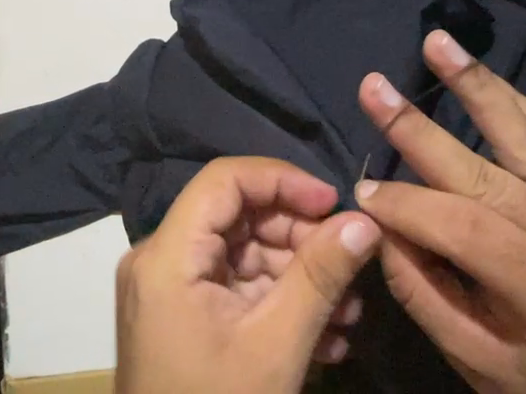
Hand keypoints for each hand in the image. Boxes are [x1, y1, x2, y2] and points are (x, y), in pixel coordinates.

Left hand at [116, 156, 381, 393]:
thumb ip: (319, 276)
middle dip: (298, 237)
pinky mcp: (184, 318)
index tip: (332, 202)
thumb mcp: (276, 345)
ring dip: (298, 277)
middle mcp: (160, 260)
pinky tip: (327, 336)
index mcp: (167, 254)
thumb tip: (364, 221)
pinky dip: (278, 302)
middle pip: (237, 217)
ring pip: (243, 255)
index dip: (282, 180)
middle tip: (350, 266)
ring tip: (348, 314)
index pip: (224, 180)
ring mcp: (171, 291)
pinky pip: (235, 290)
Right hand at [356, 30, 525, 393]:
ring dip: (477, 84)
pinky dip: (512, 101)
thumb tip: (378, 226)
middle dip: (421, 129)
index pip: (468, 230)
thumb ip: (425, 293)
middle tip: (373, 88)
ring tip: (437, 43)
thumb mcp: (480, 365)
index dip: (408, 207)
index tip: (360, 191)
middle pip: (489, 173)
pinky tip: (480, 71)